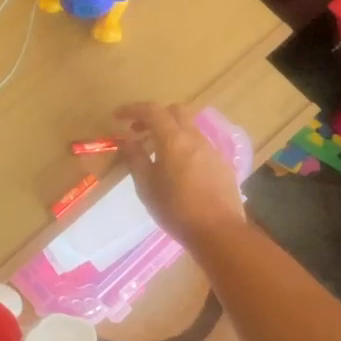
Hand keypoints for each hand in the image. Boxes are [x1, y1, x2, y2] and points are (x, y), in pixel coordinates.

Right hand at [115, 103, 247, 247]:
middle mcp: (195, 138)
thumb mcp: (146, 186)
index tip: (118, 117)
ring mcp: (212, 150)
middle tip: (138, 133)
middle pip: (175, 112)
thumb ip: (135, 158)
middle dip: (154, 116)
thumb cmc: (175, 209)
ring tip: (156, 154)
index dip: (132, 110)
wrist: (219, 231)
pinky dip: (184, 146)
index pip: (152, 111)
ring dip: (170, 132)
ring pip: (189, 128)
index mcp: (173, 140)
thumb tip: (127, 140)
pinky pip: (199, 145)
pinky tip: (178, 169)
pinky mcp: (222, 164)